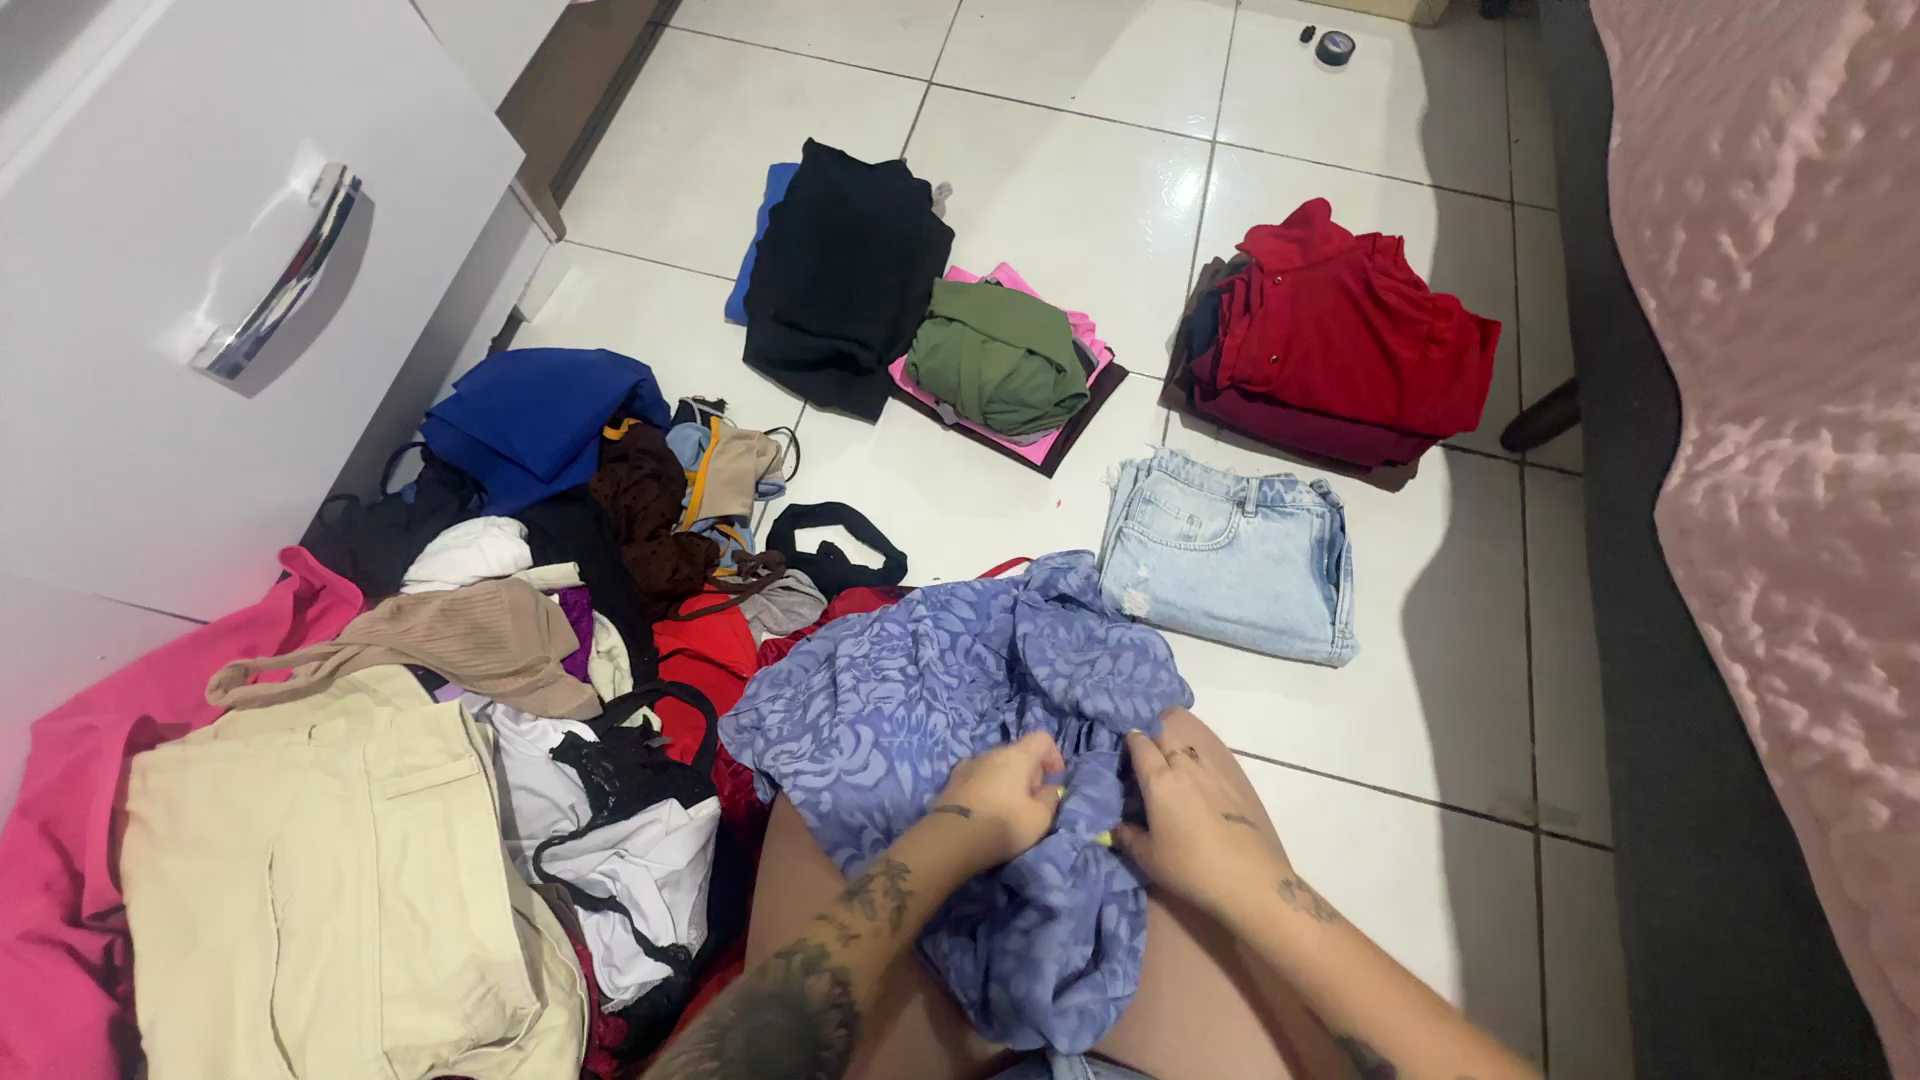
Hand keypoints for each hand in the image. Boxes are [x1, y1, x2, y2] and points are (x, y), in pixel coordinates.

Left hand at [925, 732, 1067, 871]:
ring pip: (996, 764)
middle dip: (1030, 771)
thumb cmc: (1003, 825)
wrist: (952, 837)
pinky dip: (986, 784)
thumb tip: (1050, 787)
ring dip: (1007, 778)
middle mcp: (992, 752)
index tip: (1054, 779)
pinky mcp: (952, 780)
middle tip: (1032, 800)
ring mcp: (969, 764)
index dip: (1053, 755)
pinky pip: (977, 775)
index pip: (1042, 738)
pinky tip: (983, 805)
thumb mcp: (1040, 818)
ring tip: (1006, 807)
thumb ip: (1051, 798)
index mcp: (1017, 755)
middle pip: (1018, 752)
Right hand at [1114, 716, 1291, 919]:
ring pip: (1189, 753)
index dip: (1131, 741)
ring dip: (1177, 757)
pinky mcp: (1234, 788)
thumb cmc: (1189, 867)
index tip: (1124, 748)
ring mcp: (1213, 776)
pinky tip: (1200, 793)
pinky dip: (1199, 772)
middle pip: (1166, 742)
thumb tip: (1116, 827)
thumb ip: (1127, 837)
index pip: (1141, 745)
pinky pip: (1209, 768)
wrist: (1248, 879)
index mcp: (1159, 780)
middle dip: (1153, 746)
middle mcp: (1185, 769)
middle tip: (1146, 766)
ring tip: (1173, 777)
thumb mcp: (1147, 858)